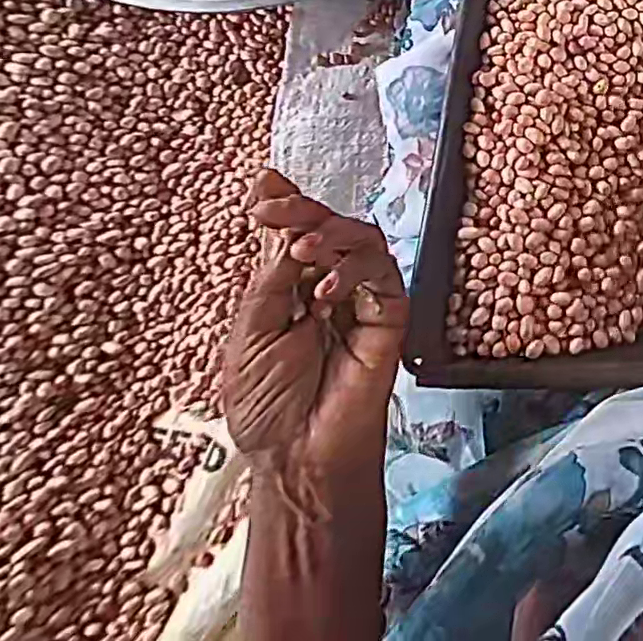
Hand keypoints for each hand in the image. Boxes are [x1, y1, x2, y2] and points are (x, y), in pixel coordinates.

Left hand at [222, 169, 407, 479]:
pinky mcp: (390, 311)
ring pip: (362, 239)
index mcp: (295, 285)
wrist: (297, 453)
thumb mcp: (251, 332)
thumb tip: (277, 221)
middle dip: (303, 211)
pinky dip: (355, 271)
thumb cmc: (268, 401)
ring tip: (303, 249)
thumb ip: (271, 276)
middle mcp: (332, 281)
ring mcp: (364, 294)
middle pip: (330, 226)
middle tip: (275, 210)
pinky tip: (327, 293)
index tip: (262, 189)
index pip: (297, 232)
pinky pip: (382, 273)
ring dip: (331, 233)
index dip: (286, 205)